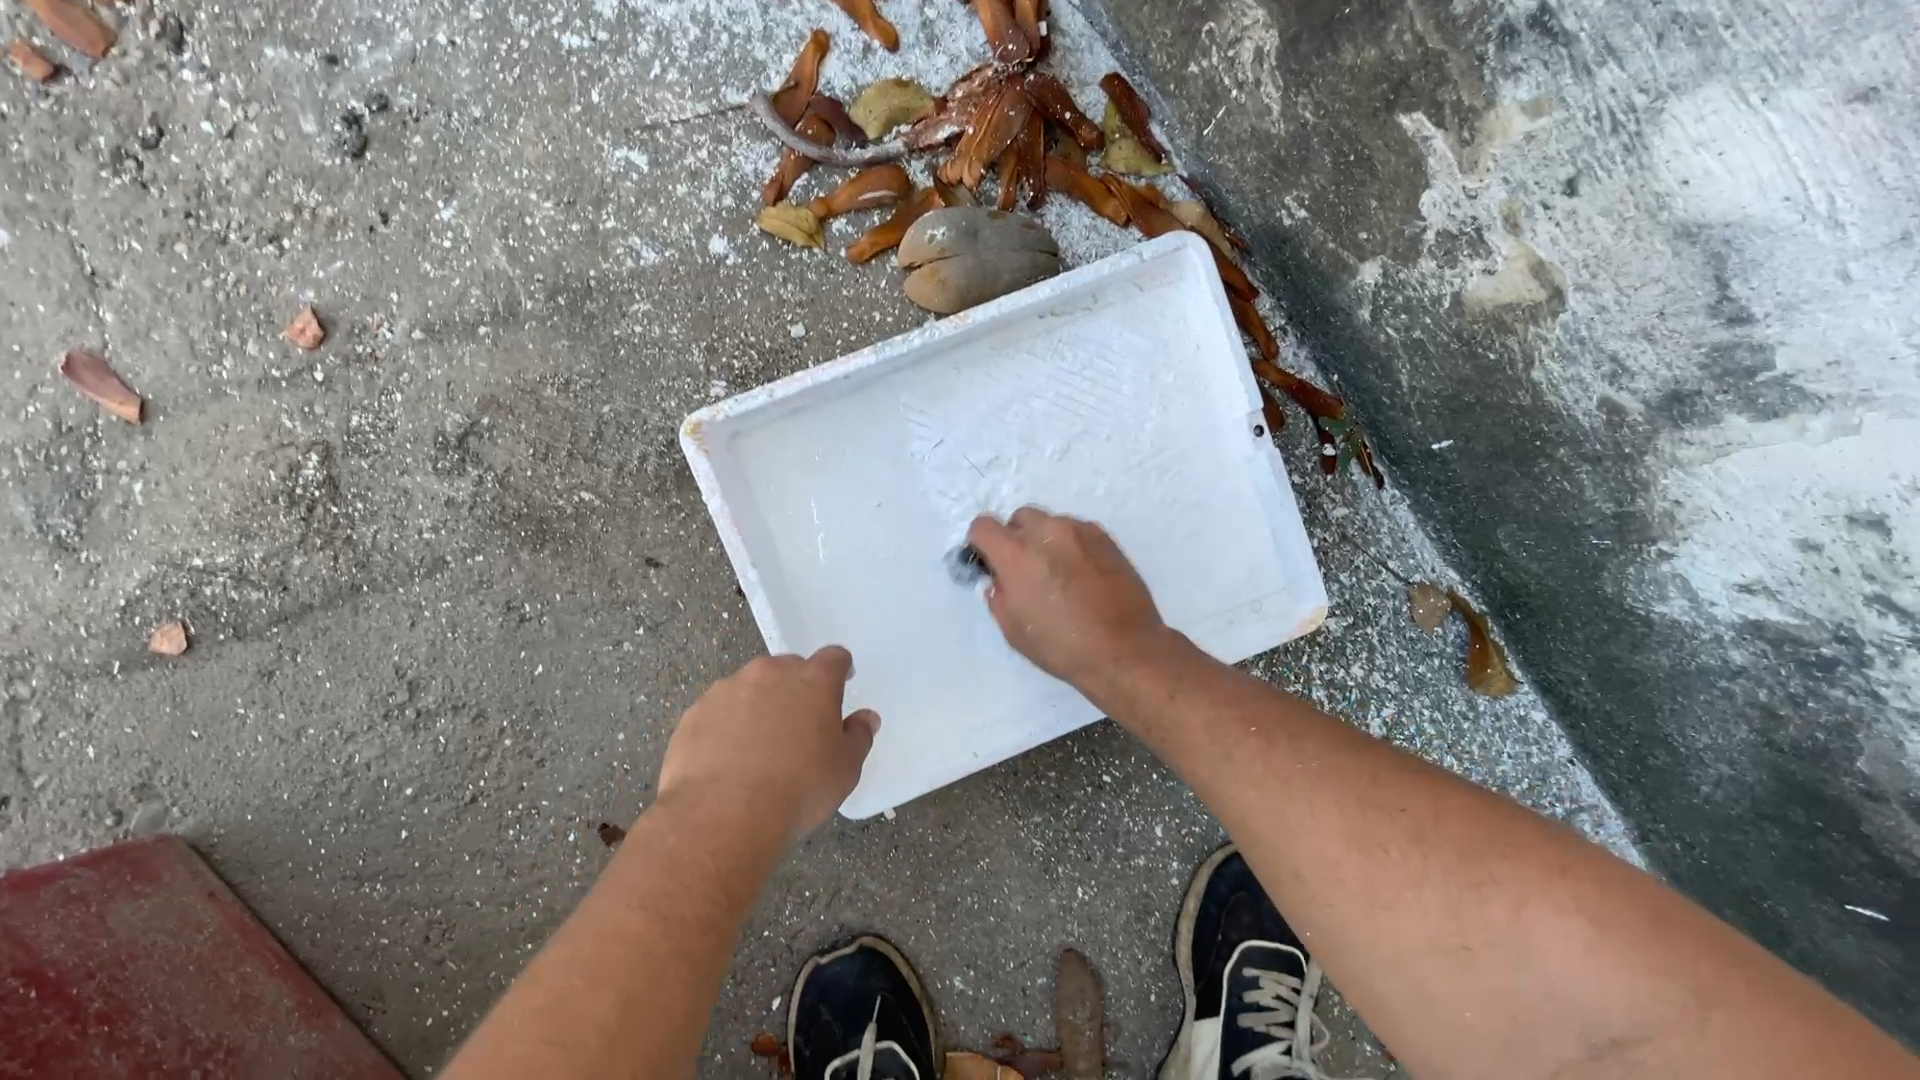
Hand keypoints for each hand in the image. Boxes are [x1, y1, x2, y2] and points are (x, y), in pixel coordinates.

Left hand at [656, 647, 878, 840]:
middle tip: (798, 727)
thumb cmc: (798, 790)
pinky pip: (718, 711)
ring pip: (749, 688)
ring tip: (757, 748)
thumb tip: (866, 718)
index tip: (840, 686)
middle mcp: (770, 674)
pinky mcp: (695, 713)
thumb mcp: (845, 770)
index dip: (839, 670)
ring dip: (758, 706)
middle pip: (788, 668)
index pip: (834, 658)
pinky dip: (726, 726)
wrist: (722, 815)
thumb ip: (858, 736)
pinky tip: (727, 760)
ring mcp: (727, 690)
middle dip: (795, 689)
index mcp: (813, 681)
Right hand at [966, 507, 1175, 689]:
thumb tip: (1001, 580)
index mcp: (1016, 554)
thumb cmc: (1062, 646)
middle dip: (1016, 538)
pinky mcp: (1106, 538)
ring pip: (1050, 523)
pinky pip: (1077, 531)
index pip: (983, 526)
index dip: (982, 544)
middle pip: (1019, 518)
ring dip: (1045, 540)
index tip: (990, 563)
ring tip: (1058, 574)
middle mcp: (1046, 532)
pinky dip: (1071, 546)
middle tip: (1026, 570)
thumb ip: (999, 596)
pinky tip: (1082, 575)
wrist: (1123, 650)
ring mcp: (1079, 531)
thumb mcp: (1013, 629)